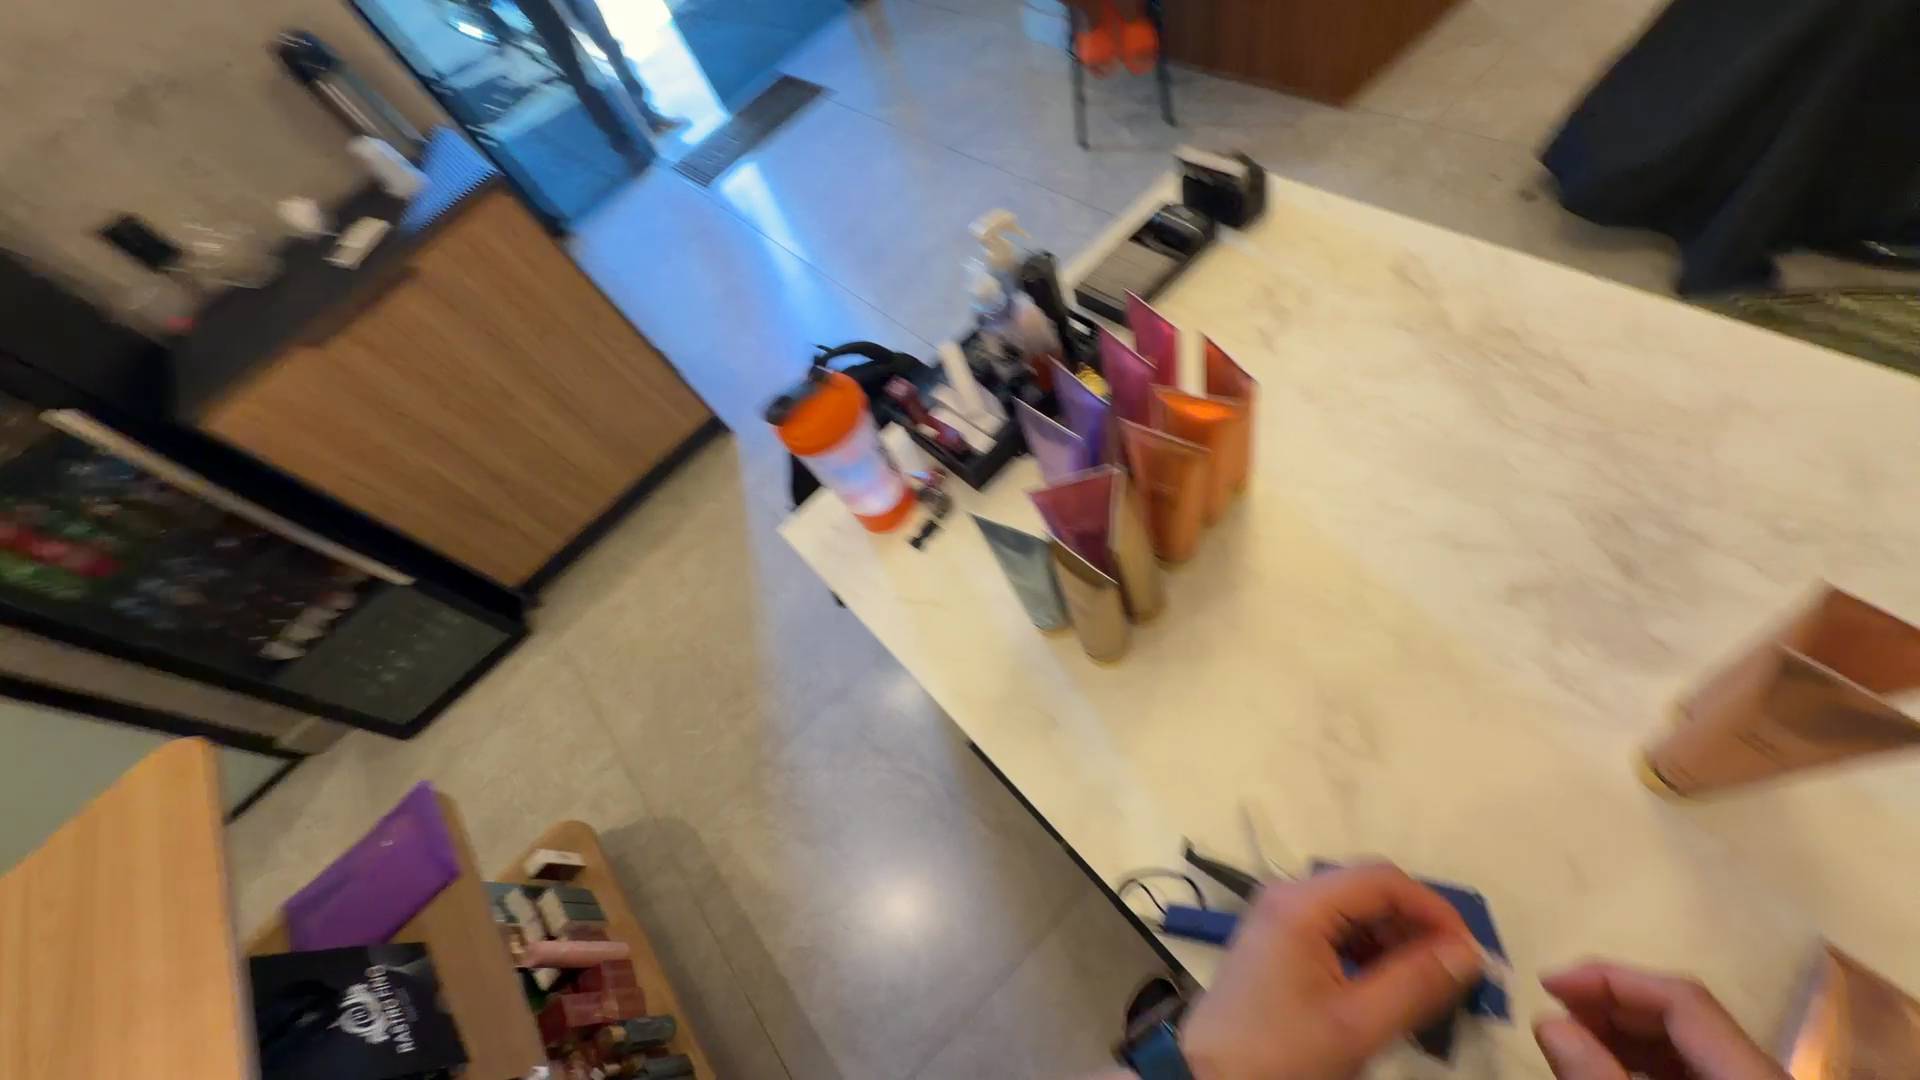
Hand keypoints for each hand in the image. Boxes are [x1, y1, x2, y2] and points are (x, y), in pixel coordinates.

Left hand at [1178, 863, 1484, 1079]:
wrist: (1210, 1077)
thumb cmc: (1282, 1052)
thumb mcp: (1357, 1024)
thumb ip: (1416, 983)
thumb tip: (1469, 953)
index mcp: (1300, 902)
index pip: (1382, 879)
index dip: (1434, 909)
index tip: (1473, 956)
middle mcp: (1286, 895)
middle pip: (1367, 889)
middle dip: (1417, 926)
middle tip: (1457, 978)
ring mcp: (1277, 915)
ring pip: (1353, 910)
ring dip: (1395, 942)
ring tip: (1430, 991)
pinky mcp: (1277, 939)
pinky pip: (1333, 929)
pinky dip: (1368, 953)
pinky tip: (1391, 991)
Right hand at [1534, 963, 1788, 1079]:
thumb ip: (1599, 1078)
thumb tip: (1547, 1020)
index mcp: (1754, 1073)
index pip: (1682, 997)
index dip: (1608, 978)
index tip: (1547, 983)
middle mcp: (1765, 1072)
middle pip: (1683, 1015)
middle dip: (1610, 1005)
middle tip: (1556, 1014)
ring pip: (1685, 1041)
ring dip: (1620, 1032)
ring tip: (1573, 1040)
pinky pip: (1693, 1067)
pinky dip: (1643, 1060)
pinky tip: (1609, 1065)